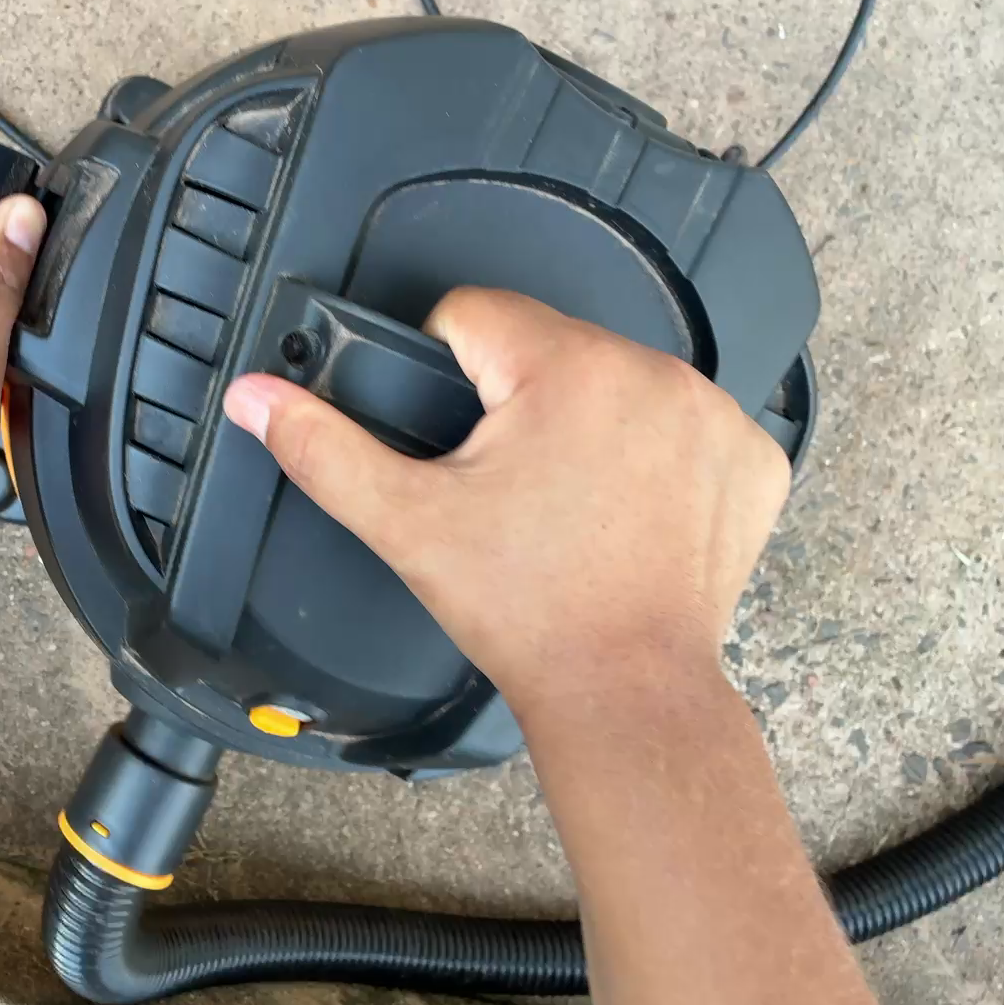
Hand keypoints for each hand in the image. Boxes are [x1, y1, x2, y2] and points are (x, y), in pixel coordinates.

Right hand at [221, 286, 789, 713]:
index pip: (471, 311)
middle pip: (540, 342)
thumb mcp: (401, 521)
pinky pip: (669, 415)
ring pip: (602, 374)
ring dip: (567, 413)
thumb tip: (255, 395)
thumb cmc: (521, 607)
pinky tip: (611, 504)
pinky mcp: (748, 456)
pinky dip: (636, 445)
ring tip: (548, 493)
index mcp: (565, 370)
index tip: (444, 427)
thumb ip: (321, 446)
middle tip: (491, 476)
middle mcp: (654, 373)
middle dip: (503, 393)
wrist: (624, 694)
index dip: (434, 361)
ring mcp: (714, 413)